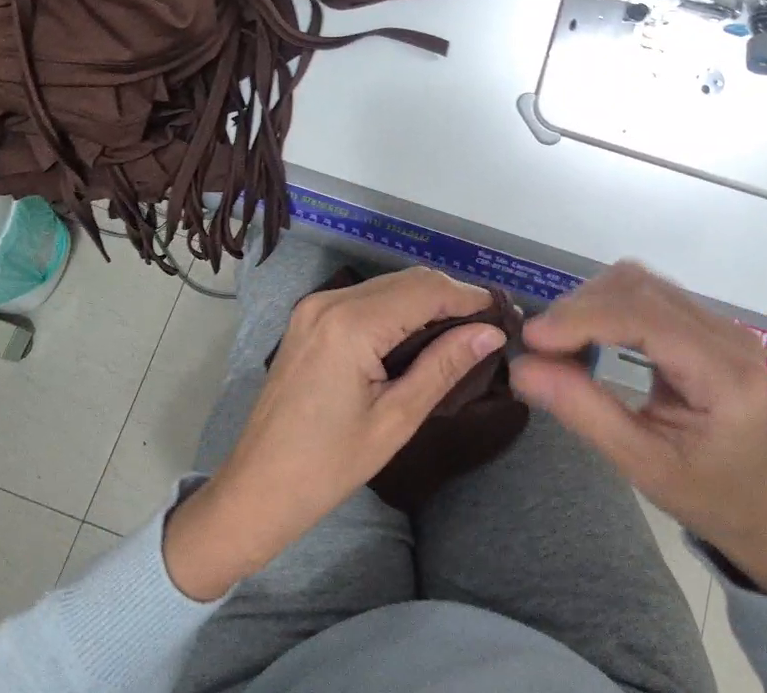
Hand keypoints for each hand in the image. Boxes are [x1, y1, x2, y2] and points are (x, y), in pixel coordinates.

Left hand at [164, 267, 504, 600]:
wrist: (259, 486)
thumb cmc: (329, 464)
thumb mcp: (396, 419)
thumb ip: (443, 366)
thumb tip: (491, 333)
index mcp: (351, 324)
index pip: (426, 289)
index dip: (470, 297)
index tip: (506, 315)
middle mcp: (329, 302)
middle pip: (406, 279)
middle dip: (451, 296)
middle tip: (490, 327)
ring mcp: (313, 307)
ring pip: (386, 285)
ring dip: (426, 300)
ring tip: (463, 332)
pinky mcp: (308, 319)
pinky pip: (364, 299)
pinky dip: (397, 308)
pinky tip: (420, 335)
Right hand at [507, 262, 766, 601]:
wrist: (752, 506)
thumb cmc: (702, 493)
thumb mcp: (639, 463)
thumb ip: (582, 409)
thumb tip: (519, 367)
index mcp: (724, 374)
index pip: (645, 318)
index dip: (582, 318)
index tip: (531, 339)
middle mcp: (727, 335)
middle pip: (639, 288)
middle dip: (579, 308)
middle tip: (539, 347)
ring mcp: (716, 324)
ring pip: (637, 283)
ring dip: (588, 304)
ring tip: (558, 343)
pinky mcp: (700, 323)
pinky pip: (643, 294)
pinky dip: (603, 307)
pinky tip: (584, 336)